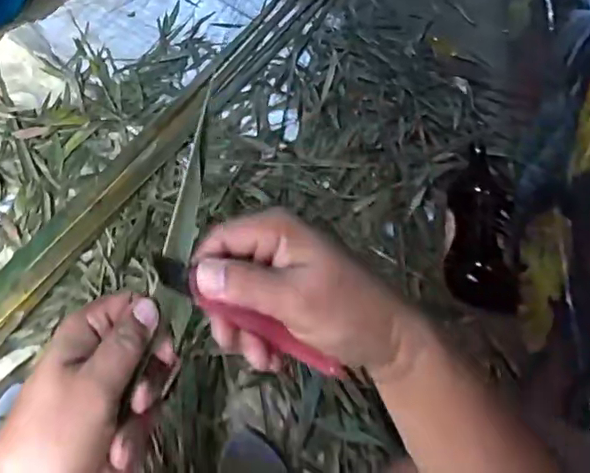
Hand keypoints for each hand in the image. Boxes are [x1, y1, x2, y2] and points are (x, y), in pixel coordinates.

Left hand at [0, 293, 176, 472]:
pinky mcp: (107, 430)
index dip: (152, 327)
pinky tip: (114, 462)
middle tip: (137, 403)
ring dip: (138, 423)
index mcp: (85, 333)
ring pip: (144, 392)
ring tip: (117, 447)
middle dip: (148, 383)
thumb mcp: (94, 385)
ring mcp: (101, 396)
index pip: (130, 307)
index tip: (164, 354)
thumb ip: (126, 343)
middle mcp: (94, 358)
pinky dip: (130, 445)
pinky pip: (136, 425)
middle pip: (143, 351)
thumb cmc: (56, 435)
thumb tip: (150, 303)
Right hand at [191, 209, 418, 377]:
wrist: (392, 342)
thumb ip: (244, 284)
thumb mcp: (292, 298)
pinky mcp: (286, 294)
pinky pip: (258, 312)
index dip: (204, 270)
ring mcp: (280, 269)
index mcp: (273, 229)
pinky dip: (260, 337)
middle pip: (226, 270)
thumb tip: (197, 273)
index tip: (203, 310)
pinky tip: (274, 359)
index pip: (219, 238)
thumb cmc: (344, 310)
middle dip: (228, 311)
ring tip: (262, 360)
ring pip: (239, 297)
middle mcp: (272, 243)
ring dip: (245, 332)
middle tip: (232, 345)